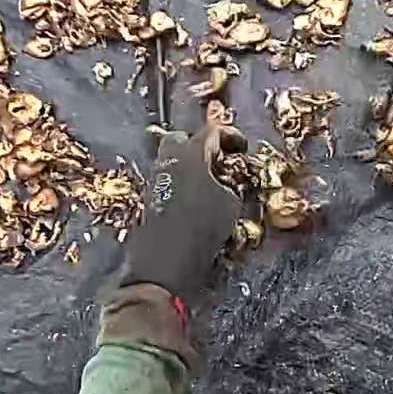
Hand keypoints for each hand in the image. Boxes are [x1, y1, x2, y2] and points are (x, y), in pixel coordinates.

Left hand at [118, 120, 245, 299]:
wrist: (164, 261)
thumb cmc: (202, 229)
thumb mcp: (230, 204)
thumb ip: (230, 183)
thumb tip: (228, 179)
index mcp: (191, 154)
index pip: (212, 132)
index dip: (230, 137)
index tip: (242, 148)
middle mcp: (169, 159)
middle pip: (184, 139)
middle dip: (202, 146)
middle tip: (220, 160)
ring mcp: (156, 177)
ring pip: (173, 159)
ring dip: (190, 164)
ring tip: (210, 181)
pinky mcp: (149, 196)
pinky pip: (168, 178)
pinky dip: (182, 180)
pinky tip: (196, 197)